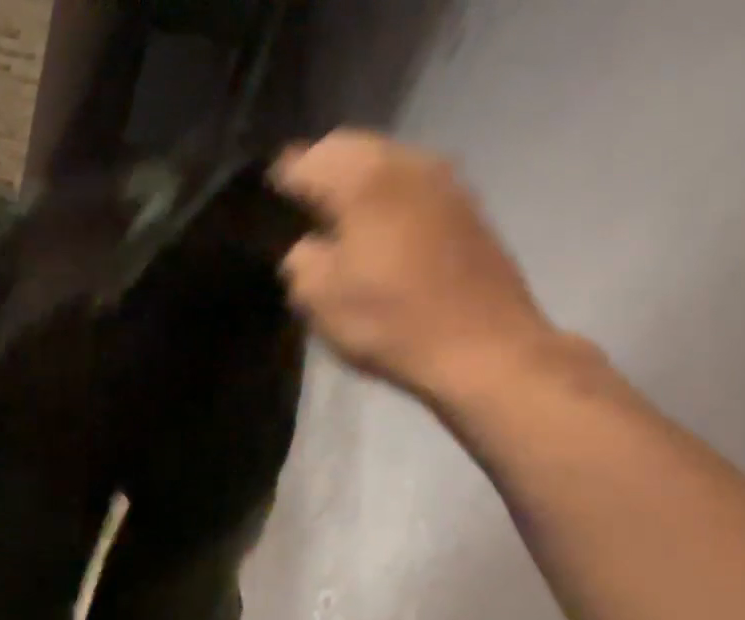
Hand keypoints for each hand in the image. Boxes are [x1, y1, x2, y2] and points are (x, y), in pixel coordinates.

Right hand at [272, 130, 561, 400]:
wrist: (482, 347)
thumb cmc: (389, 320)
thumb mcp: (317, 296)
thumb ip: (300, 257)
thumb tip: (309, 244)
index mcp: (364, 181)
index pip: (306, 159)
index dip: (279, 179)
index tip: (262, 201)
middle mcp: (407, 165)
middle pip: (350, 147)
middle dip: (318, 169)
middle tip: (293, 205)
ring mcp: (444, 182)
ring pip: (384, 161)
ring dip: (354, 181)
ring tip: (331, 218)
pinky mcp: (465, 206)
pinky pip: (410, 183)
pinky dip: (384, 197)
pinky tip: (372, 232)